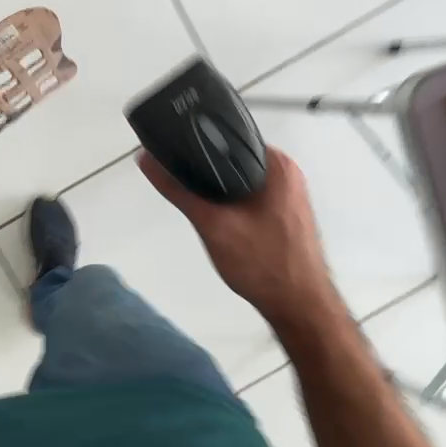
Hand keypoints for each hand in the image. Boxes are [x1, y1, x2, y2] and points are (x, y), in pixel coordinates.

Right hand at [138, 146, 341, 330]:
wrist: (299, 308)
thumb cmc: (262, 264)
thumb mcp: (212, 224)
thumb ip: (178, 191)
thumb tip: (146, 160)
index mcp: (278, 165)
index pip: (227, 138)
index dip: (195, 144)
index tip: (168, 153)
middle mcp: (287, 174)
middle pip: (231, 160)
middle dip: (204, 172)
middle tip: (177, 184)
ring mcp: (288, 196)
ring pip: (237, 182)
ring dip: (215, 192)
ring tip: (194, 205)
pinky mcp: (284, 214)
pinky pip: (247, 198)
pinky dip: (228, 205)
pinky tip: (215, 221)